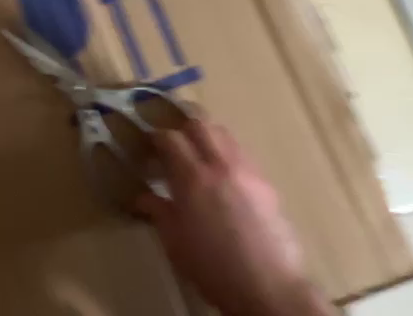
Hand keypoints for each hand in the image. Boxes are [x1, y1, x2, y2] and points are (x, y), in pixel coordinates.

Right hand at [139, 120, 331, 315]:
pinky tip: (225, 178)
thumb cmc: (214, 268)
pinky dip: (228, 154)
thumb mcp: (176, 244)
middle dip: (182, 127)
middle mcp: (220, 165)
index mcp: (193, 178)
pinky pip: (243, 154)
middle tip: (174, 143)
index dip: (156, 137)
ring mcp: (247, 171)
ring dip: (207, 136)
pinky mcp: (266, 183)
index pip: (170, 137)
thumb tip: (142, 196)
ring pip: (224, 134)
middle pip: (199, 123)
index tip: (148, 146)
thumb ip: (158, 212)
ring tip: (200, 156)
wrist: (269, 288)